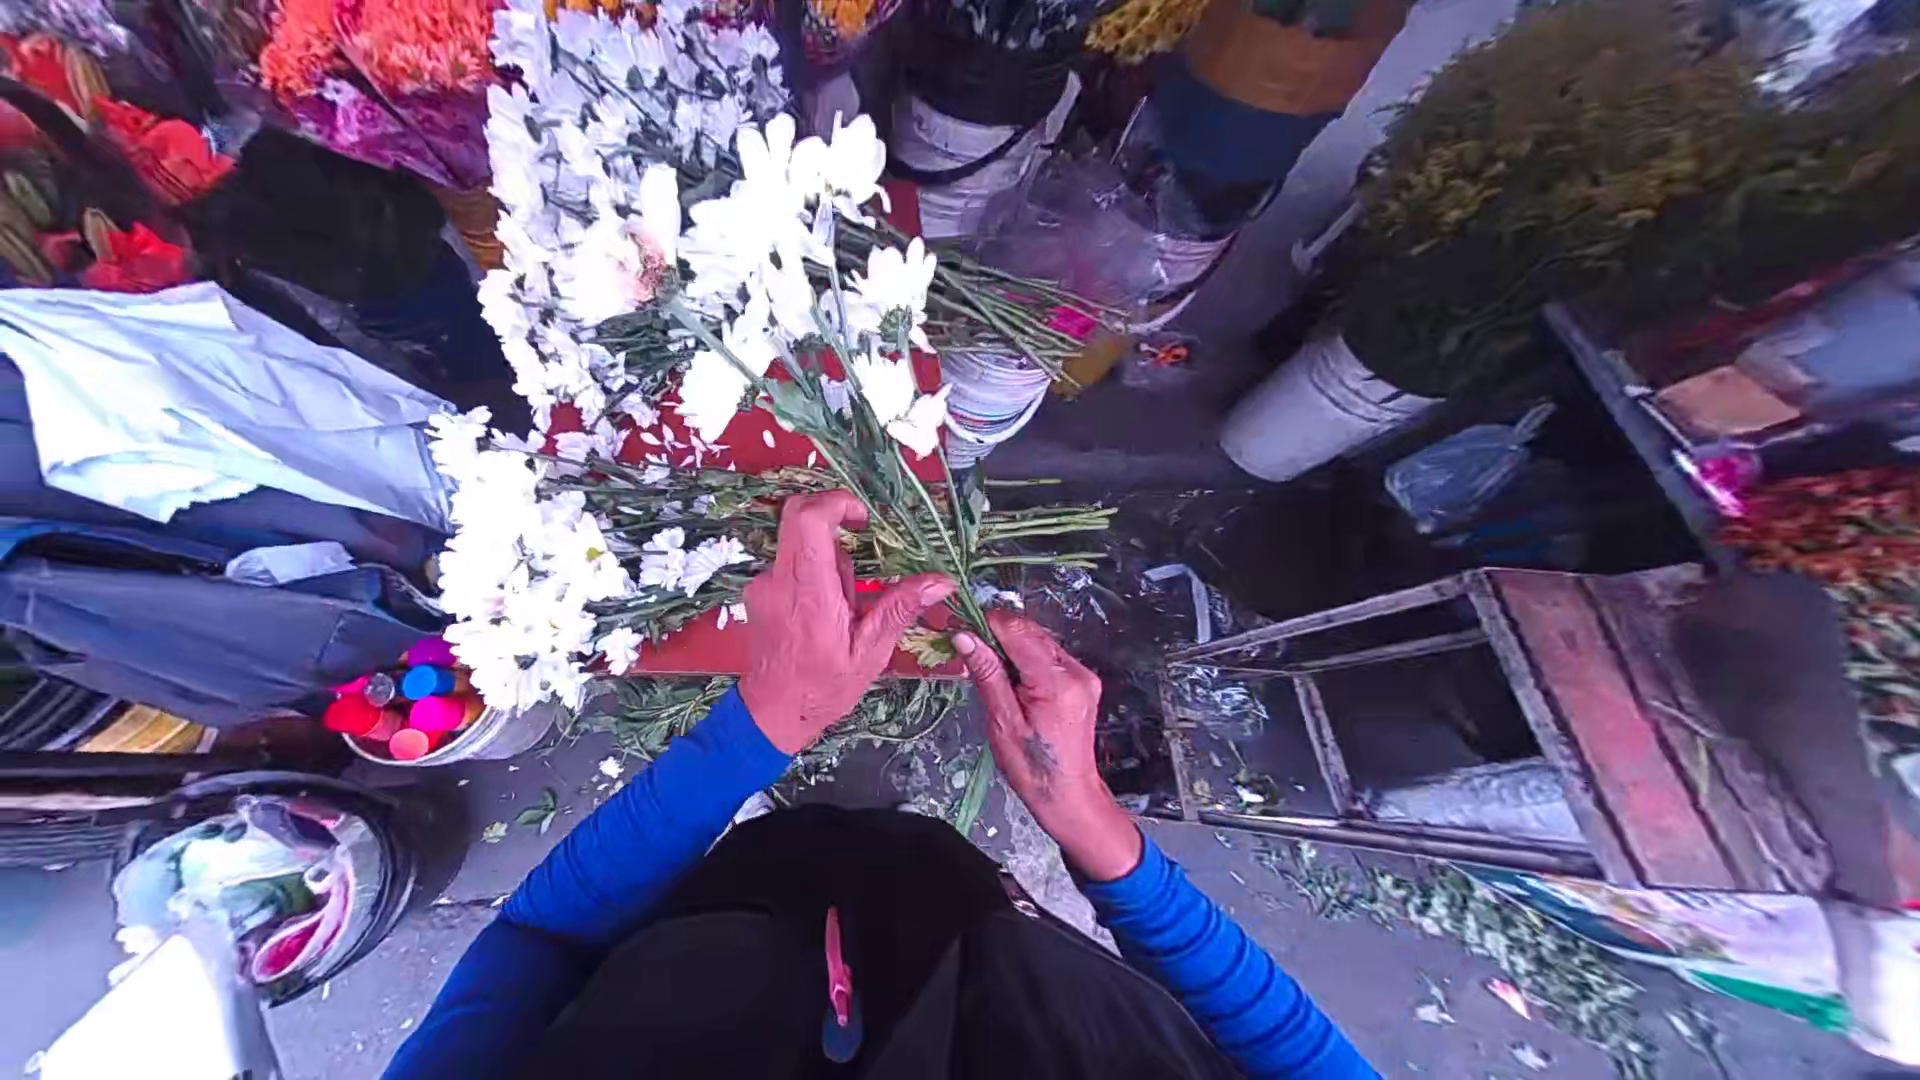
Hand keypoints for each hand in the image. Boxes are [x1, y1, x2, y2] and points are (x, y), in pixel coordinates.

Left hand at [739, 490, 954, 754]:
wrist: (772, 713)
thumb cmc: (823, 687)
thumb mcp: (870, 652)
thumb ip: (900, 609)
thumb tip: (941, 582)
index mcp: (808, 591)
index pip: (808, 520)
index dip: (836, 503)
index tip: (863, 517)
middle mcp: (779, 579)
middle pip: (799, 518)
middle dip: (835, 524)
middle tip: (864, 554)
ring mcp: (763, 584)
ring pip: (799, 544)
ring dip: (829, 560)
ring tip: (845, 606)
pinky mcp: (759, 590)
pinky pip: (791, 563)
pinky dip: (814, 573)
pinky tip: (825, 611)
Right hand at [953, 612, 1141, 881]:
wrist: (1070, 796)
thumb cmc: (1032, 768)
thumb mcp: (1002, 722)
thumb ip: (987, 674)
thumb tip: (964, 636)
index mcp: (1056, 682)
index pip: (1018, 631)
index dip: (987, 624)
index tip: (961, 630)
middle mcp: (1076, 670)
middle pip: (1030, 631)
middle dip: (997, 634)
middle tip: (969, 648)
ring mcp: (1083, 673)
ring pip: (1039, 640)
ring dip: (1010, 645)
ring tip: (987, 666)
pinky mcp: (1082, 679)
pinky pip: (1048, 654)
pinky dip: (1025, 657)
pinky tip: (1011, 677)